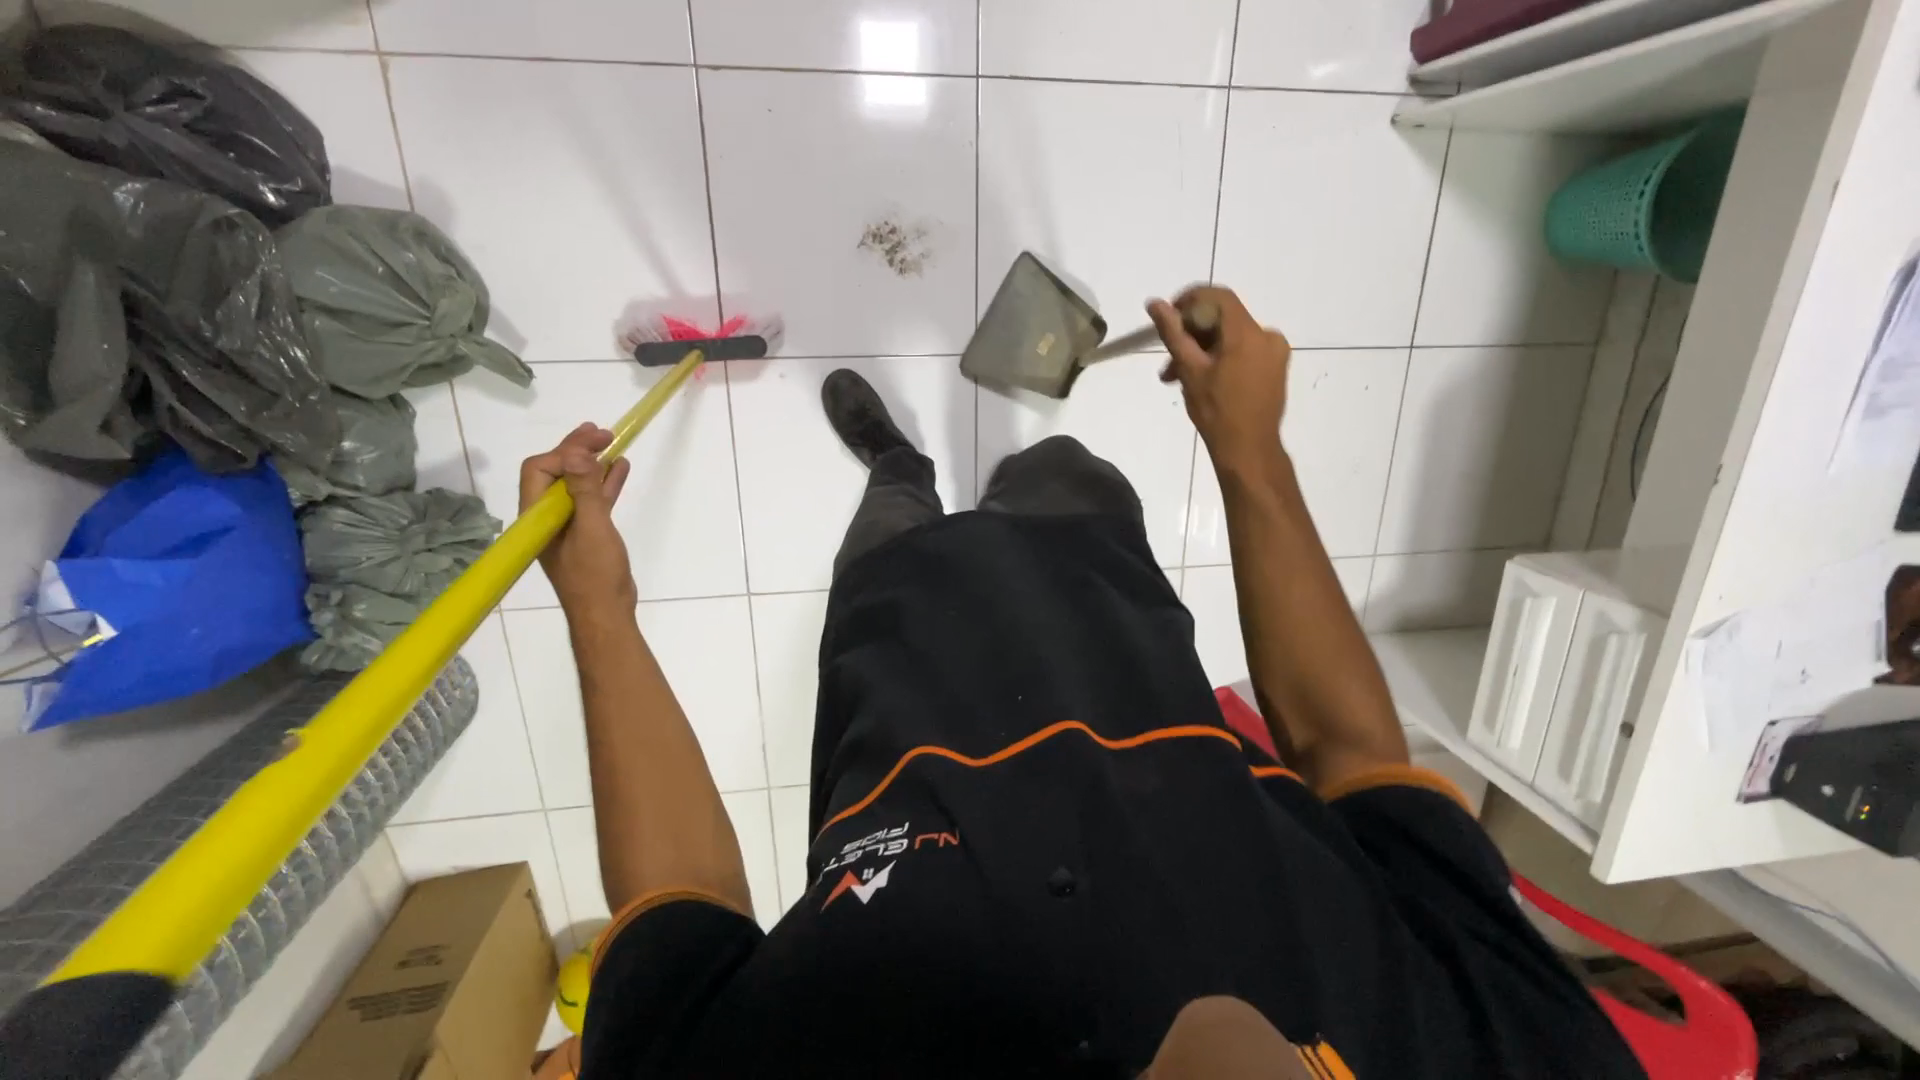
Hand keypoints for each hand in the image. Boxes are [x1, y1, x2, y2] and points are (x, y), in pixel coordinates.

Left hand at [520, 424, 636, 613]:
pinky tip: (620, 469)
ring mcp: (567, 526)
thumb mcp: (592, 528)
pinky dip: (604, 484)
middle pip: (556, 473)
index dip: (566, 450)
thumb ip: (584, 489)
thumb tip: (575, 453)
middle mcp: (546, 517)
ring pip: (576, 485)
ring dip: (592, 464)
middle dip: (577, 450)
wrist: (606, 612)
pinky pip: (592, 501)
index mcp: (537, 515)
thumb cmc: (594, 572)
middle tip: (603, 432)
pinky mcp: (587, 535)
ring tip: (612, 443)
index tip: (597, 440)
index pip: (542, 469)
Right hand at [1147, 287, 1291, 470]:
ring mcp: (1275, 352)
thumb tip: (1155, 304)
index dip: (1189, 300)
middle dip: (1191, 335)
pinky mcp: (1275, 368)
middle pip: (1223, 319)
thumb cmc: (1216, 412)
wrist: (1249, 450)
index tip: (1168, 317)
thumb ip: (1173, 333)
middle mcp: (1267, 335)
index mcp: (1248, 333)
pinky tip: (1203, 381)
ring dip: (1202, 351)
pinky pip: (1243, 351)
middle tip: (1167, 361)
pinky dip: (1220, 359)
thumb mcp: (1189, 370)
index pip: (1218, 297)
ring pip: (1230, 338)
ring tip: (1178, 378)